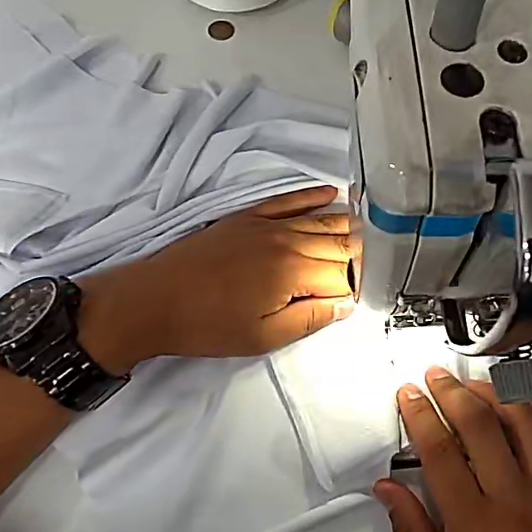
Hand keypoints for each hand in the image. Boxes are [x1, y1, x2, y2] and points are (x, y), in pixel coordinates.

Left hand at [75, 186, 355, 372]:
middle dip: (363, 255)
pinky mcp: (249, 215)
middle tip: (379, 265)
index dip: (361, 286)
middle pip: (339, 243)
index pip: (345, 273)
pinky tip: (333, 194)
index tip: (368, 296)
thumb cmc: (207, 325)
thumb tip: (347, 304)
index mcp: (293, 271)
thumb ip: (311, 318)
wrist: (153, 300)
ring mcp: (267, 223)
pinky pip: (289, 200)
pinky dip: (313, 196)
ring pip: (321, 219)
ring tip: (373, 230)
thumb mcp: (263, 337)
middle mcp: (286, 239)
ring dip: (348, 226)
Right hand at [373, 370, 531, 531]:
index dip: (419, 414)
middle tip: (437, 378)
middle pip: (481, 423)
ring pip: (526, 424)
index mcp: (475, 525)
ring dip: (499, 394)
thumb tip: (390, 494)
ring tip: (479, 381)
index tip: (409, 398)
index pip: (439, 449)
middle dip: (452, 391)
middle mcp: (516, 504)